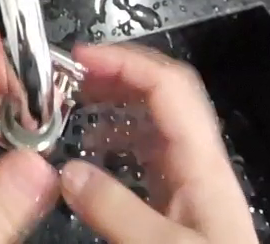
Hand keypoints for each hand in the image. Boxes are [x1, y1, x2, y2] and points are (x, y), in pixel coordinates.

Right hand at [61, 43, 259, 243]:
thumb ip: (115, 211)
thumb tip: (66, 172)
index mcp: (203, 163)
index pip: (167, 85)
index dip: (124, 61)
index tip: (80, 59)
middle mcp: (199, 162)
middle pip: (162, 94)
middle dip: (115, 74)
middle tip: (71, 77)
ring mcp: (191, 182)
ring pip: (154, 121)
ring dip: (114, 103)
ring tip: (74, 106)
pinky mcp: (181, 204)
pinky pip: (147, 152)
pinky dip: (116, 139)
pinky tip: (90, 153)